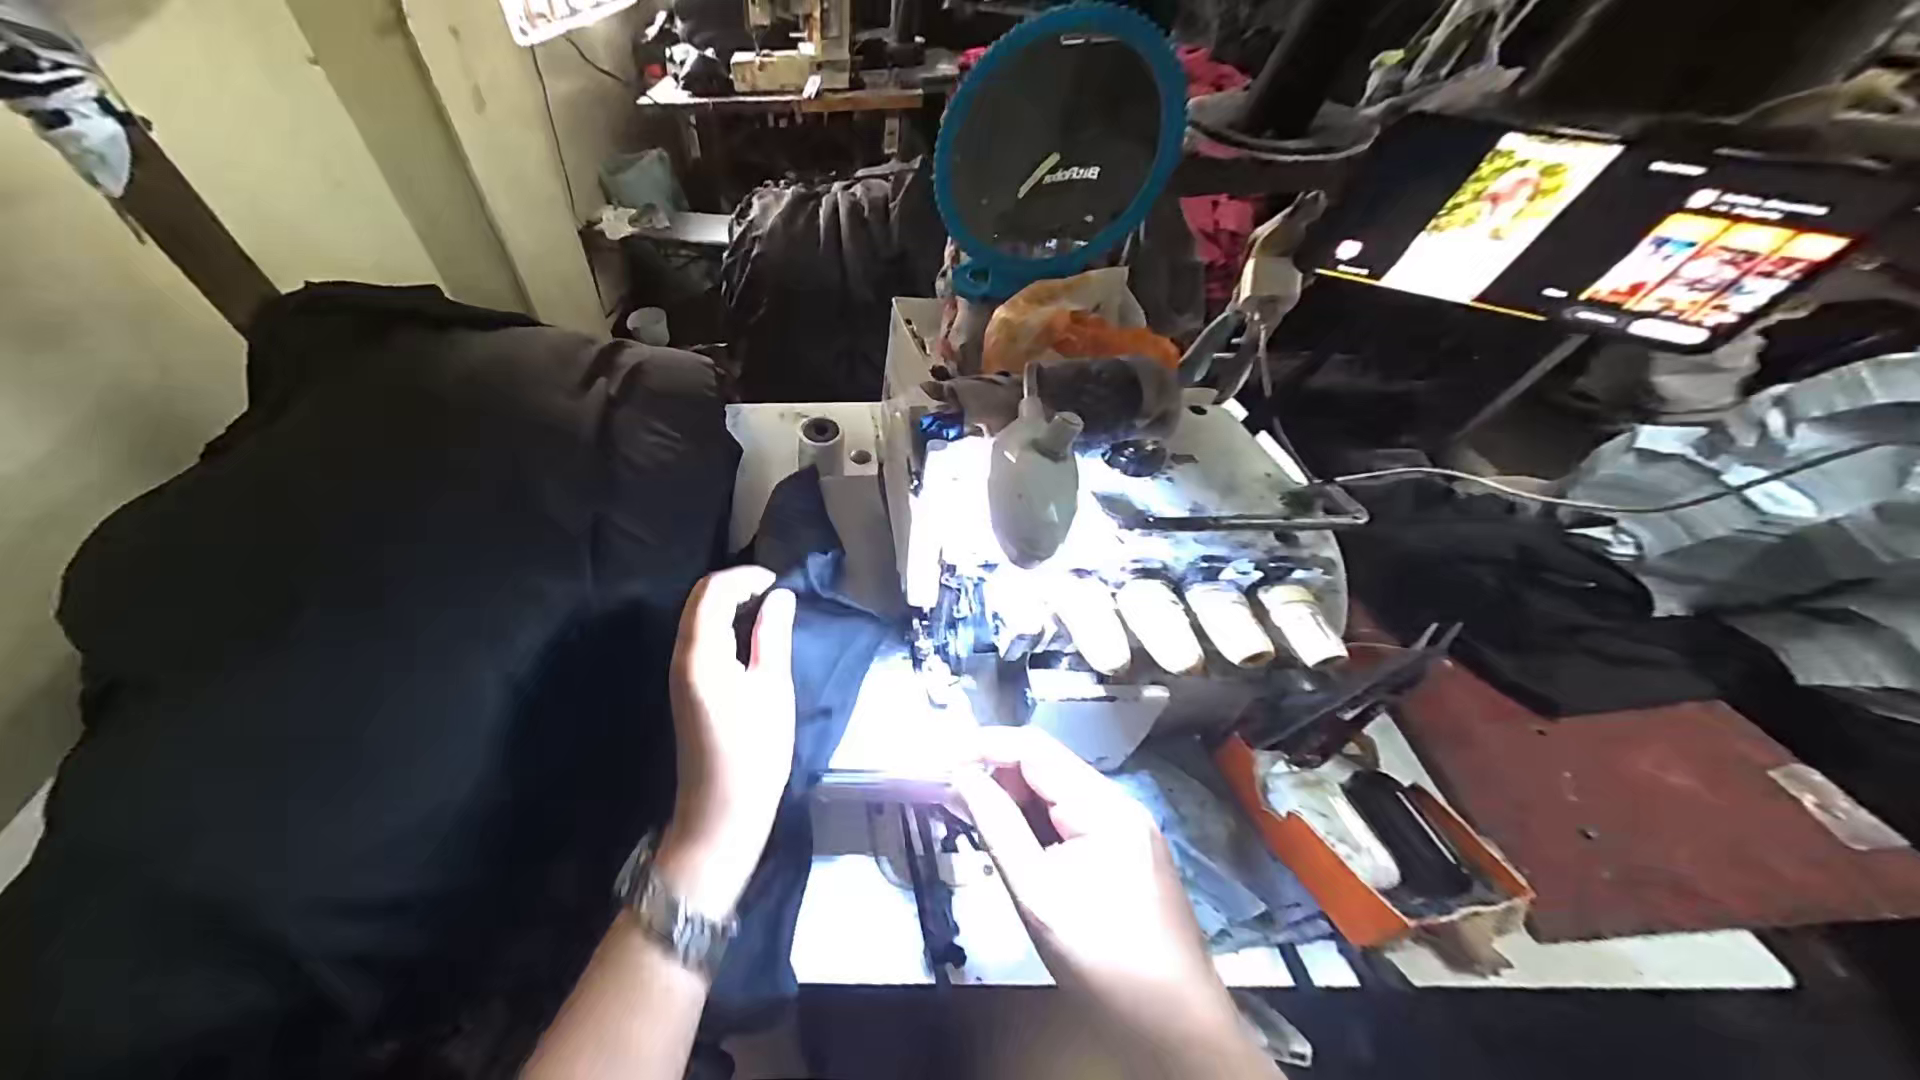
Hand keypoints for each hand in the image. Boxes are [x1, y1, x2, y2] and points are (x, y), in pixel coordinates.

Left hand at [659, 566, 795, 916]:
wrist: (721, 810)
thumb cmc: (755, 750)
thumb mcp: (774, 687)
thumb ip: (773, 635)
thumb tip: (779, 596)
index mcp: (700, 652)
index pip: (713, 590)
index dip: (746, 577)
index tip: (780, 584)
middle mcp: (681, 656)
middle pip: (699, 599)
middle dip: (736, 585)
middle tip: (777, 594)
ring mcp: (679, 673)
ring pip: (698, 617)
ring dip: (730, 604)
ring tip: (770, 611)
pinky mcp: (686, 687)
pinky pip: (700, 638)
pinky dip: (724, 625)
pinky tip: (751, 637)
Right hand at [956, 728, 1280, 1077]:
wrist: (1177, 1026)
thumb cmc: (1103, 963)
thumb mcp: (1036, 894)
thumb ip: (997, 826)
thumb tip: (963, 777)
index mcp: (1103, 806)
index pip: (1034, 749)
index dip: (984, 746)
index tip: (942, 758)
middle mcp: (1119, 803)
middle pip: (1048, 766)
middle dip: (997, 773)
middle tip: (952, 794)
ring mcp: (1126, 826)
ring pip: (1058, 791)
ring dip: (1015, 797)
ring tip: (975, 817)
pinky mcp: (1126, 848)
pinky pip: (1072, 816)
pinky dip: (1038, 820)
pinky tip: (1016, 840)